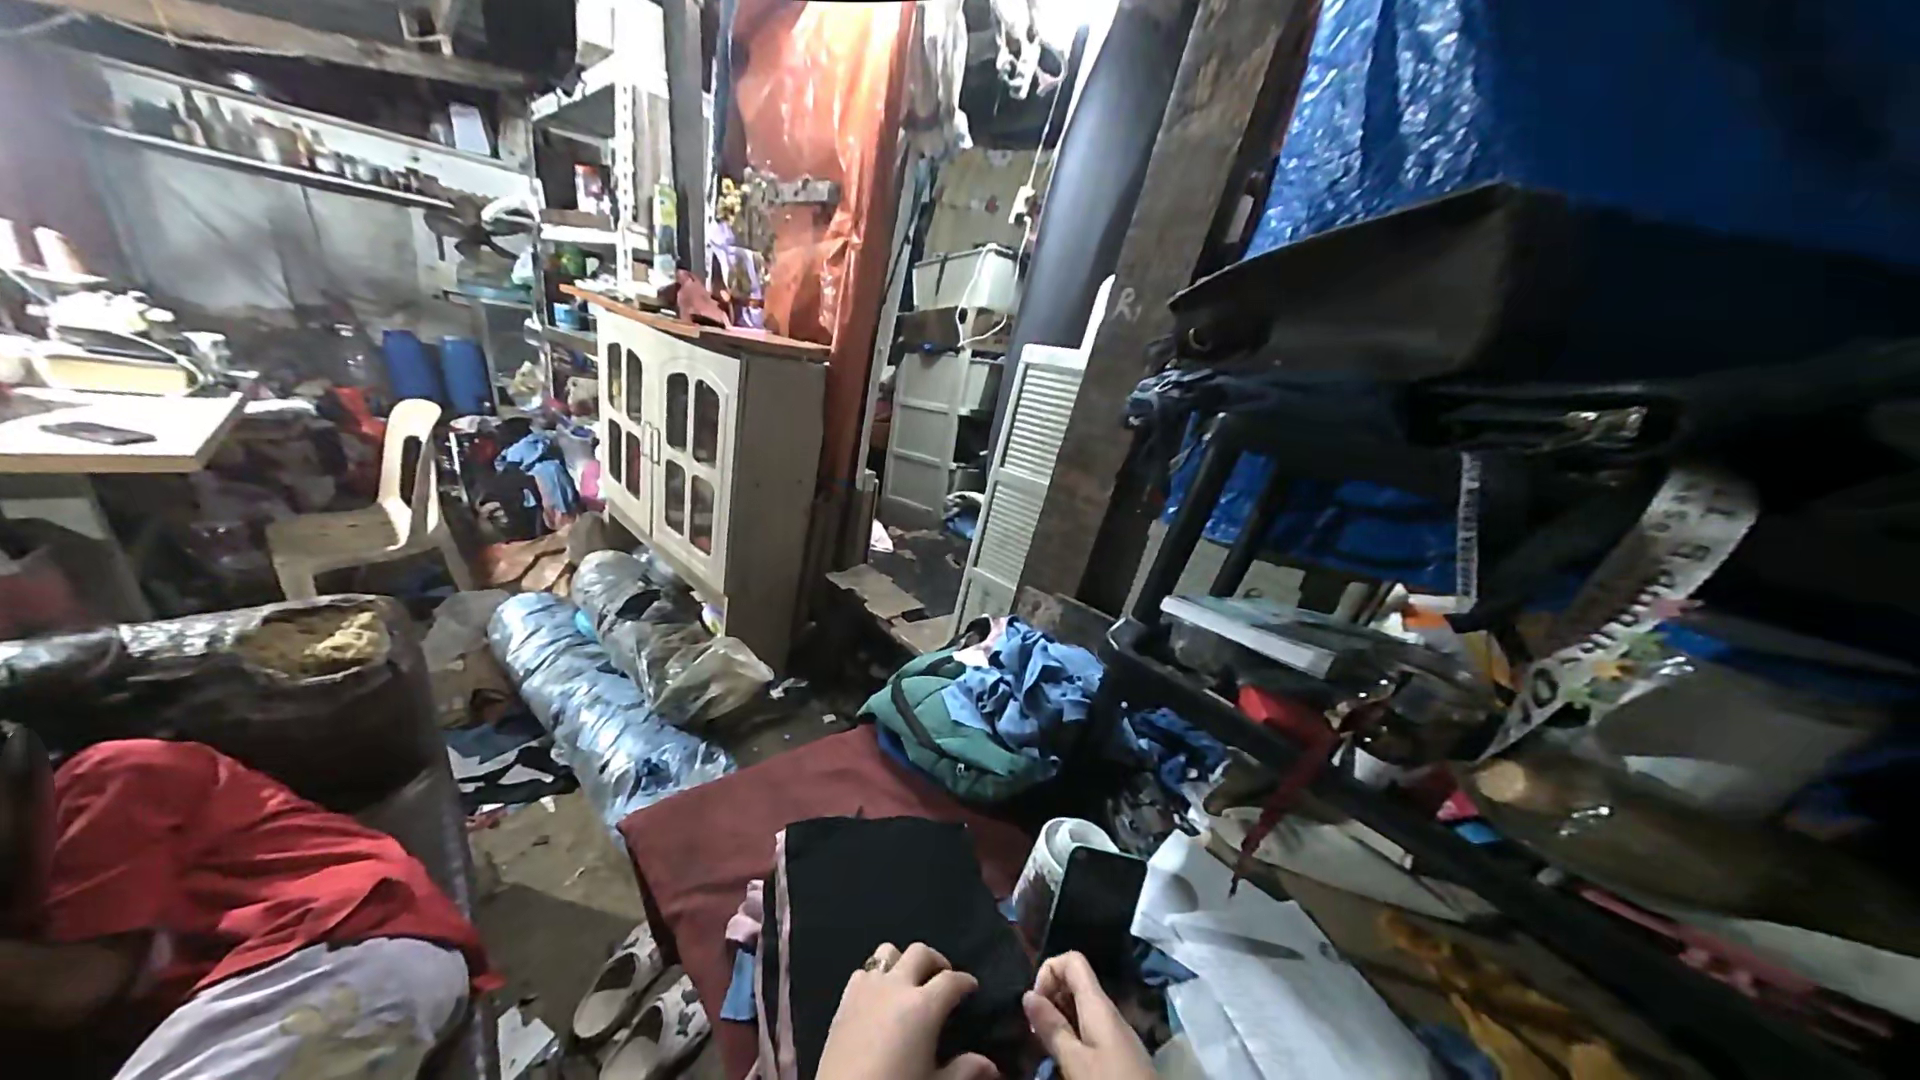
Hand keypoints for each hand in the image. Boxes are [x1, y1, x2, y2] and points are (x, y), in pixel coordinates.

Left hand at [817, 942, 998, 1079]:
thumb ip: (964, 1071)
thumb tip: (991, 1066)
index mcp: (924, 1006)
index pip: (952, 980)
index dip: (965, 981)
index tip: (971, 988)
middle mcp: (897, 986)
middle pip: (921, 952)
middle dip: (936, 961)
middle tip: (943, 979)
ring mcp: (868, 988)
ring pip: (888, 952)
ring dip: (903, 962)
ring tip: (909, 982)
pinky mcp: (844, 999)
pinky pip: (863, 972)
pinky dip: (875, 977)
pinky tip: (879, 997)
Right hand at [1023, 952, 1154, 1079]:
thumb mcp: (1076, 1062)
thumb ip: (1052, 1028)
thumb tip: (1027, 994)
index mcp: (1098, 1003)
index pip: (1073, 960)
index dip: (1048, 972)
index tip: (1035, 1004)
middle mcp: (1107, 1010)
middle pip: (1074, 983)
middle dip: (1049, 1000)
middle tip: (1035, 1032)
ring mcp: (1114, 1032)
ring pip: (1079, 1009)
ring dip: (1058, 1022)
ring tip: (1044, 1048)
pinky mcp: (1117, 1053)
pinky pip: (1088, 1030)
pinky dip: (1071, 1038)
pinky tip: (1063, 1062)